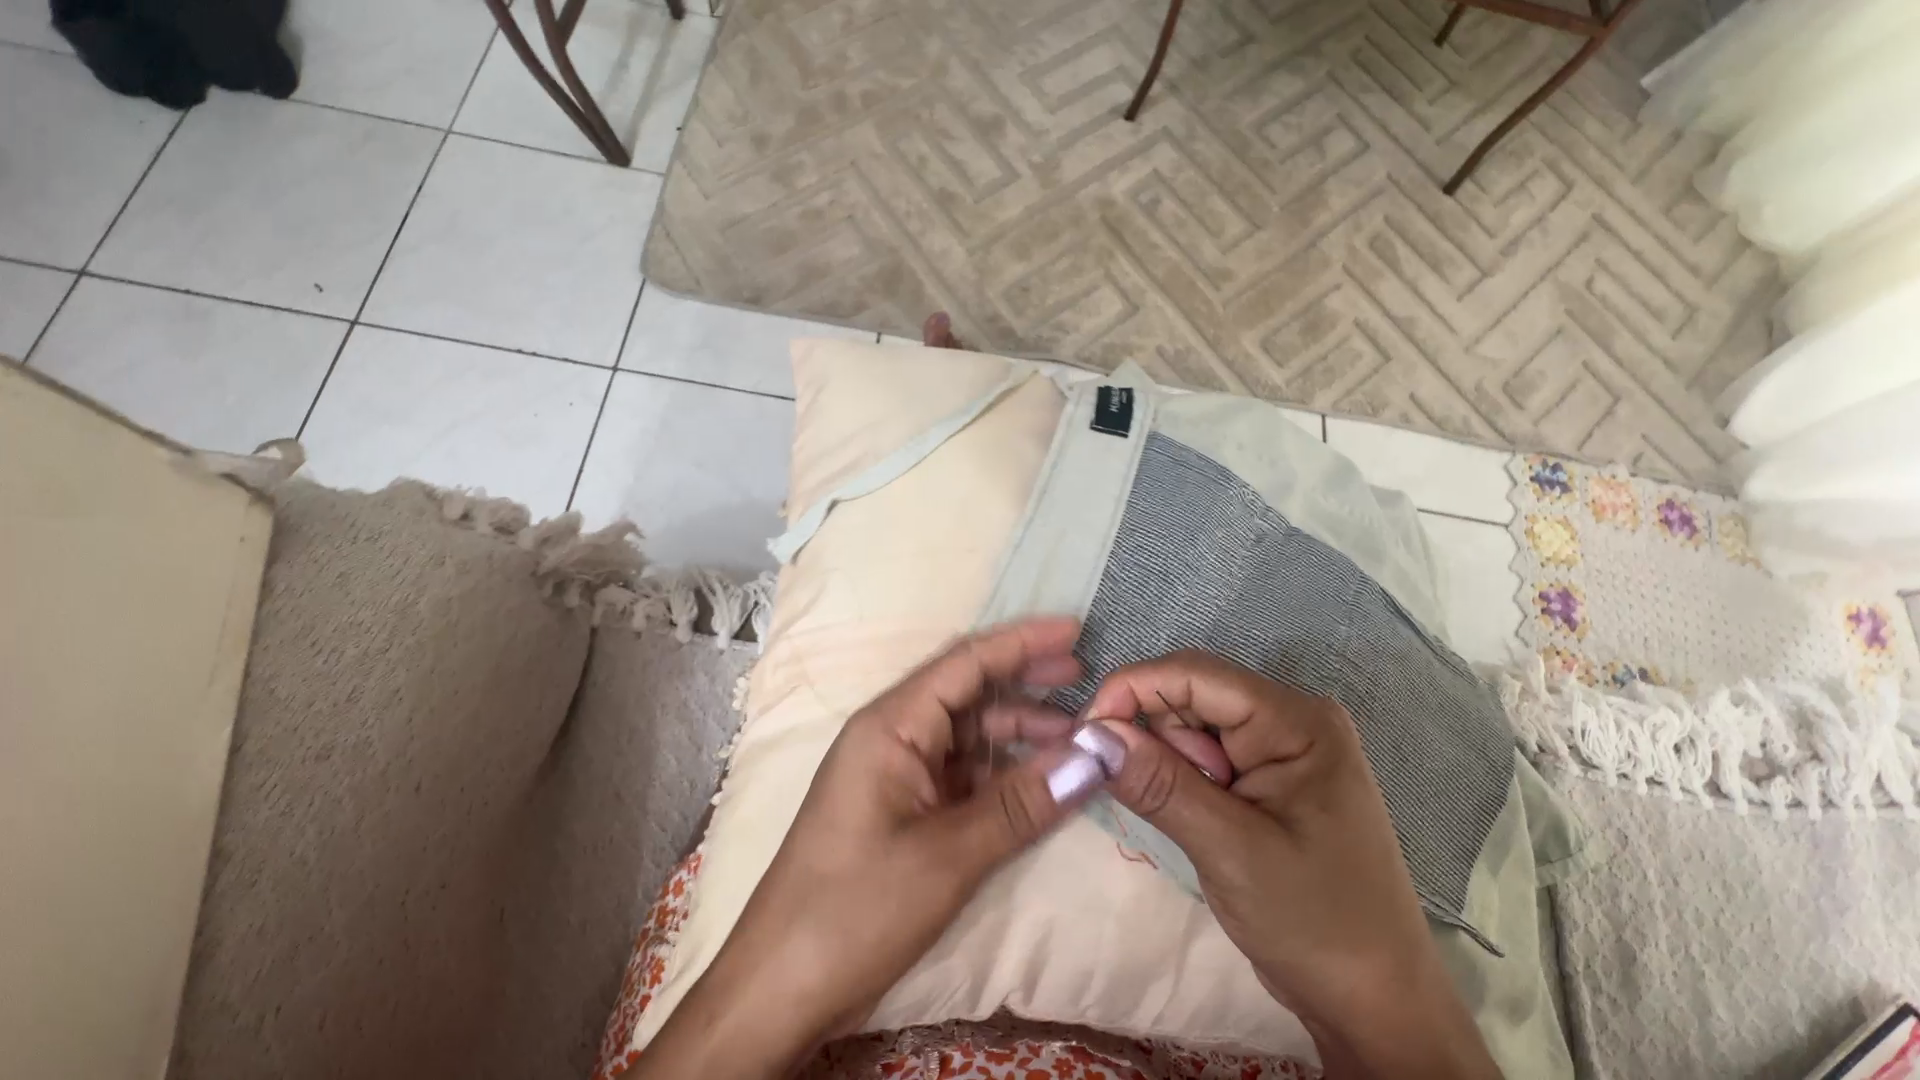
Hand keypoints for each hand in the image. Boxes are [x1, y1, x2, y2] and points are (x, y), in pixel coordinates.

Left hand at [634, 617, 1089, 1078]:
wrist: (781, 986)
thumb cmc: (855, 910)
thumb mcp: (949, 856)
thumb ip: (1023, 803)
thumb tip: (1096, 756)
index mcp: (890, 726)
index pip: (965, 662)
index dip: (1022, 642)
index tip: (1078, 628)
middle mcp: (891, 737)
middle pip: (967, 692)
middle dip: (1026, 682)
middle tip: (1088, 681)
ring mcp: (894, 775)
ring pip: (967, 736)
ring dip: (1020, 733)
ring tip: (1078, 740)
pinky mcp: (900, 812)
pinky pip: (960, 775)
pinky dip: (1002, 774)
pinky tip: (1039, 782)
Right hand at [1084, 651, 1498, 1079]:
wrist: (1374, 1000)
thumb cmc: (1315, 922)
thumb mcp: (1230, 851)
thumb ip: (1160, 784)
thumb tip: (1091, 734)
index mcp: (1296, 720)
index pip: (1195, 674)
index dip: (1131, 690)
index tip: (1084, 736)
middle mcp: (1290, 719)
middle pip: (1190, 696)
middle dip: (1152, 736)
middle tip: (1146, 796)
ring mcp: (1280, 751)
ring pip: (1190, 728)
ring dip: (1166, 765)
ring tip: (1189, 823)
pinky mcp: (1267, 781)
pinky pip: (1204, 758)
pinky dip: (1180, 781)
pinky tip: (1193, 820)